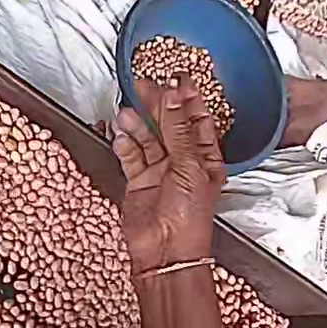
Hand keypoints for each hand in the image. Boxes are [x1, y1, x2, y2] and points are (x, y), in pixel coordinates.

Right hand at [113, 76, 224, 273]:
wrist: (165, 251)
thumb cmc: (188, 217)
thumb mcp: (189, 165)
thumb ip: (177, 130)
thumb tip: (172, 98)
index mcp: (206, 158)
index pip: (197, 120)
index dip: (188, 98)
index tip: (178, 76)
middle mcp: (183, 163)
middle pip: (169, 125)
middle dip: (157, 104)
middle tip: (143, 85)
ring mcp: (160, 173)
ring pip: (147, 139)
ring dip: (137, 125)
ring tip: (125, 113)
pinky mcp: (139, 183)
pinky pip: (130, 157)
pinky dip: (125, 145)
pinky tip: (120, 137)